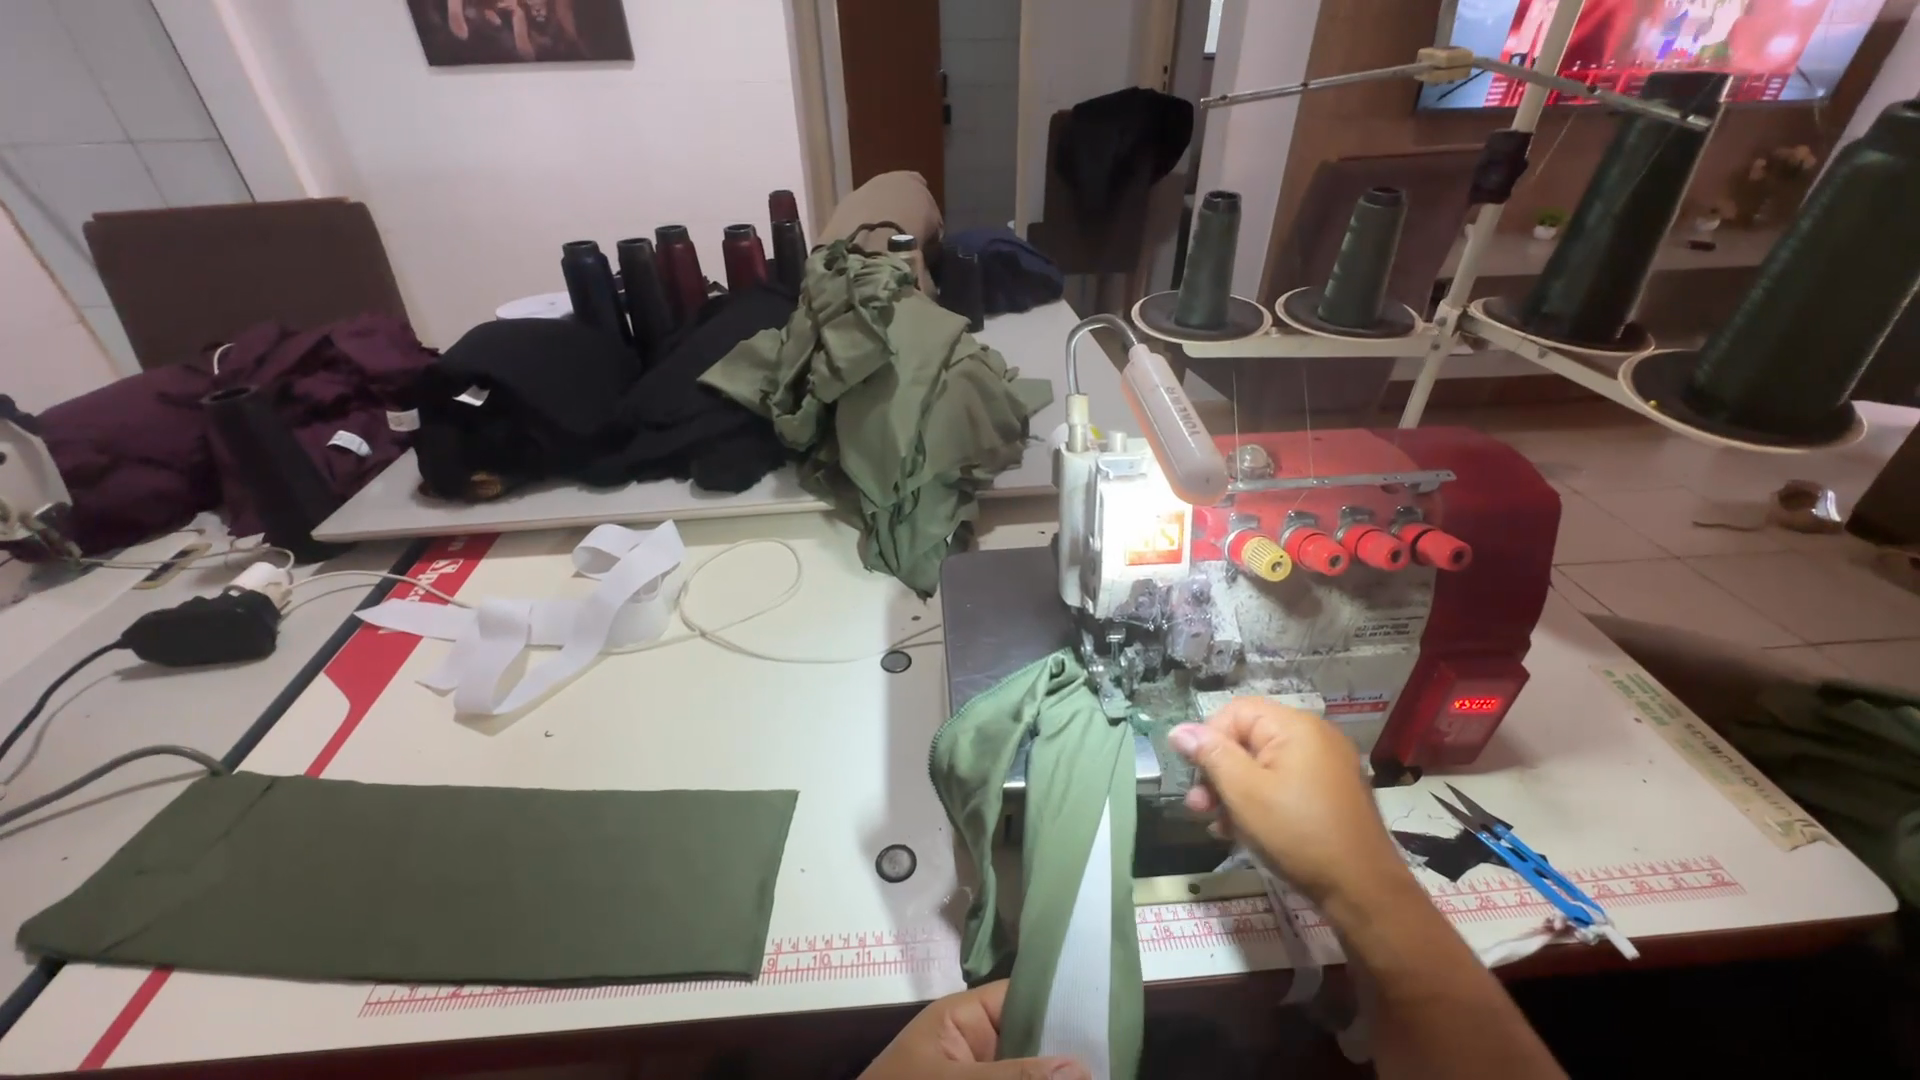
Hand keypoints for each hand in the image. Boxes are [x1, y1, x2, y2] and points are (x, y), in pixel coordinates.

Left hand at [858, 980, 1087, 1079]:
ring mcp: (981, 1073)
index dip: (1064, 1009)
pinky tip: (1079, 1078)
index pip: (1024, 998)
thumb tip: (1082, 1068)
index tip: (1109, 1021)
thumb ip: (1013, 1077)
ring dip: (1056, 1072)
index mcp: (964, 1018)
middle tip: (1111, 1063)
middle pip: (1034, 1043)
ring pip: (1029, 1070)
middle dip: (1067, 1056)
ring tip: (1106, 1069)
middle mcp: (978, 1046)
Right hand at [1170, 699, 1411, 912]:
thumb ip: (1210, 756)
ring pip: (1263, 765)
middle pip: (1248, 739)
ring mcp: (1326, 766)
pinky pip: (1283, 783)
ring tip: (1218, 824)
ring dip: (1234, 790)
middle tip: (1199, 806)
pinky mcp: (1330, 793)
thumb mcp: (1244, 793)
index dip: (1209, 739)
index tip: (1197, 776)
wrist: (1363, 890)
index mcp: (1295, 727)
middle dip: (1218, 771)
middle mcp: (1314, 737)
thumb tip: (1178, 730)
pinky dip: (1260, 800)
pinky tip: (1243, 831)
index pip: (1236, 712)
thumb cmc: (1298, 834)